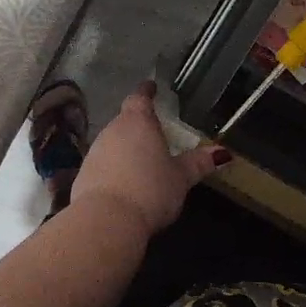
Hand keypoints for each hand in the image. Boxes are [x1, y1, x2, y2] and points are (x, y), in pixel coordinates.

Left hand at [72, 81, 227, 237]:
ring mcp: (94, 153)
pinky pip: (103, 165)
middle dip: (138, 124)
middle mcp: (111, 131)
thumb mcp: (180, 178)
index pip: (139, 98)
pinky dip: (114, 168)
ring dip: (125, 148)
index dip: (146, 91)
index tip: (151, 86)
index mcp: (137, 122)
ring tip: (142, 159)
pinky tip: (124, 183)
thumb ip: (198, 163)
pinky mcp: (83, 175)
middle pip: (125, 120)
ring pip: (112, 142)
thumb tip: (222, 152)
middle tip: (154, 131)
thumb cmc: (150, 190)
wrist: (106, 220)